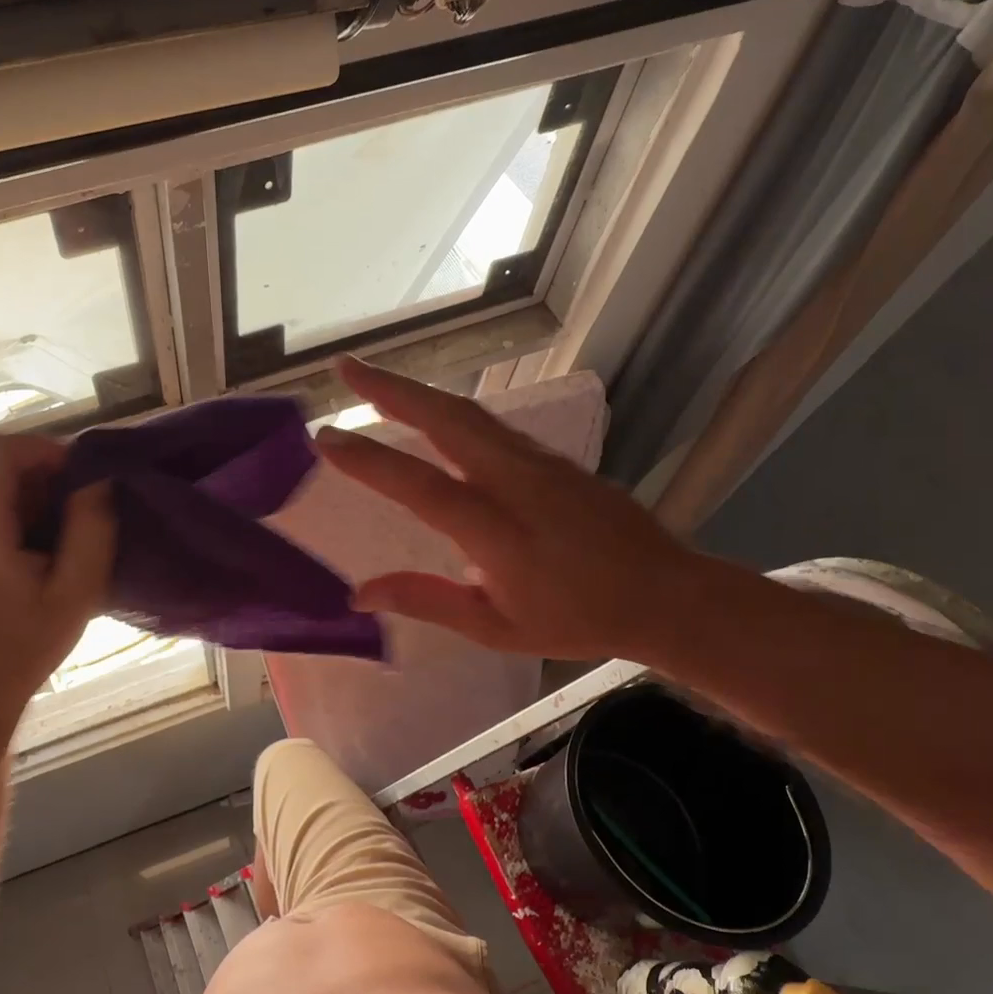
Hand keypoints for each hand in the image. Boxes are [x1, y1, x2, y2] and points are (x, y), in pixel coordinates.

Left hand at [0, 435, 115, 710]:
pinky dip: (22, 504)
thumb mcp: (76, 592)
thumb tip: (98, 482)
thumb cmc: (27, 643)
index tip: (75, 476)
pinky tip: (46, 540)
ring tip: (67, 524)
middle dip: (43, 469)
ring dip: (35, 488)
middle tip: (79, 502)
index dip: (39, 449)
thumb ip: (90, 532)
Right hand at [313, 356, 710, 662]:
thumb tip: (359, 592)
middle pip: (445, 419)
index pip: (419, 485)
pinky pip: (490, 422)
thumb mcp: (496, 627)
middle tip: (345, 366)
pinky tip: (431, 408)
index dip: (369, 460)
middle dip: (390, 388)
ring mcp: (538, 461)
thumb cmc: (577, 618)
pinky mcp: (553, 456)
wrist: (667, 594)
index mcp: (497, 530)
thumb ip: (427, 600)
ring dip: (417, 390)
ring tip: (374, 380)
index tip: (325, 436)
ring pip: (467, 412)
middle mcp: (515, 481)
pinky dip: (450, 407)